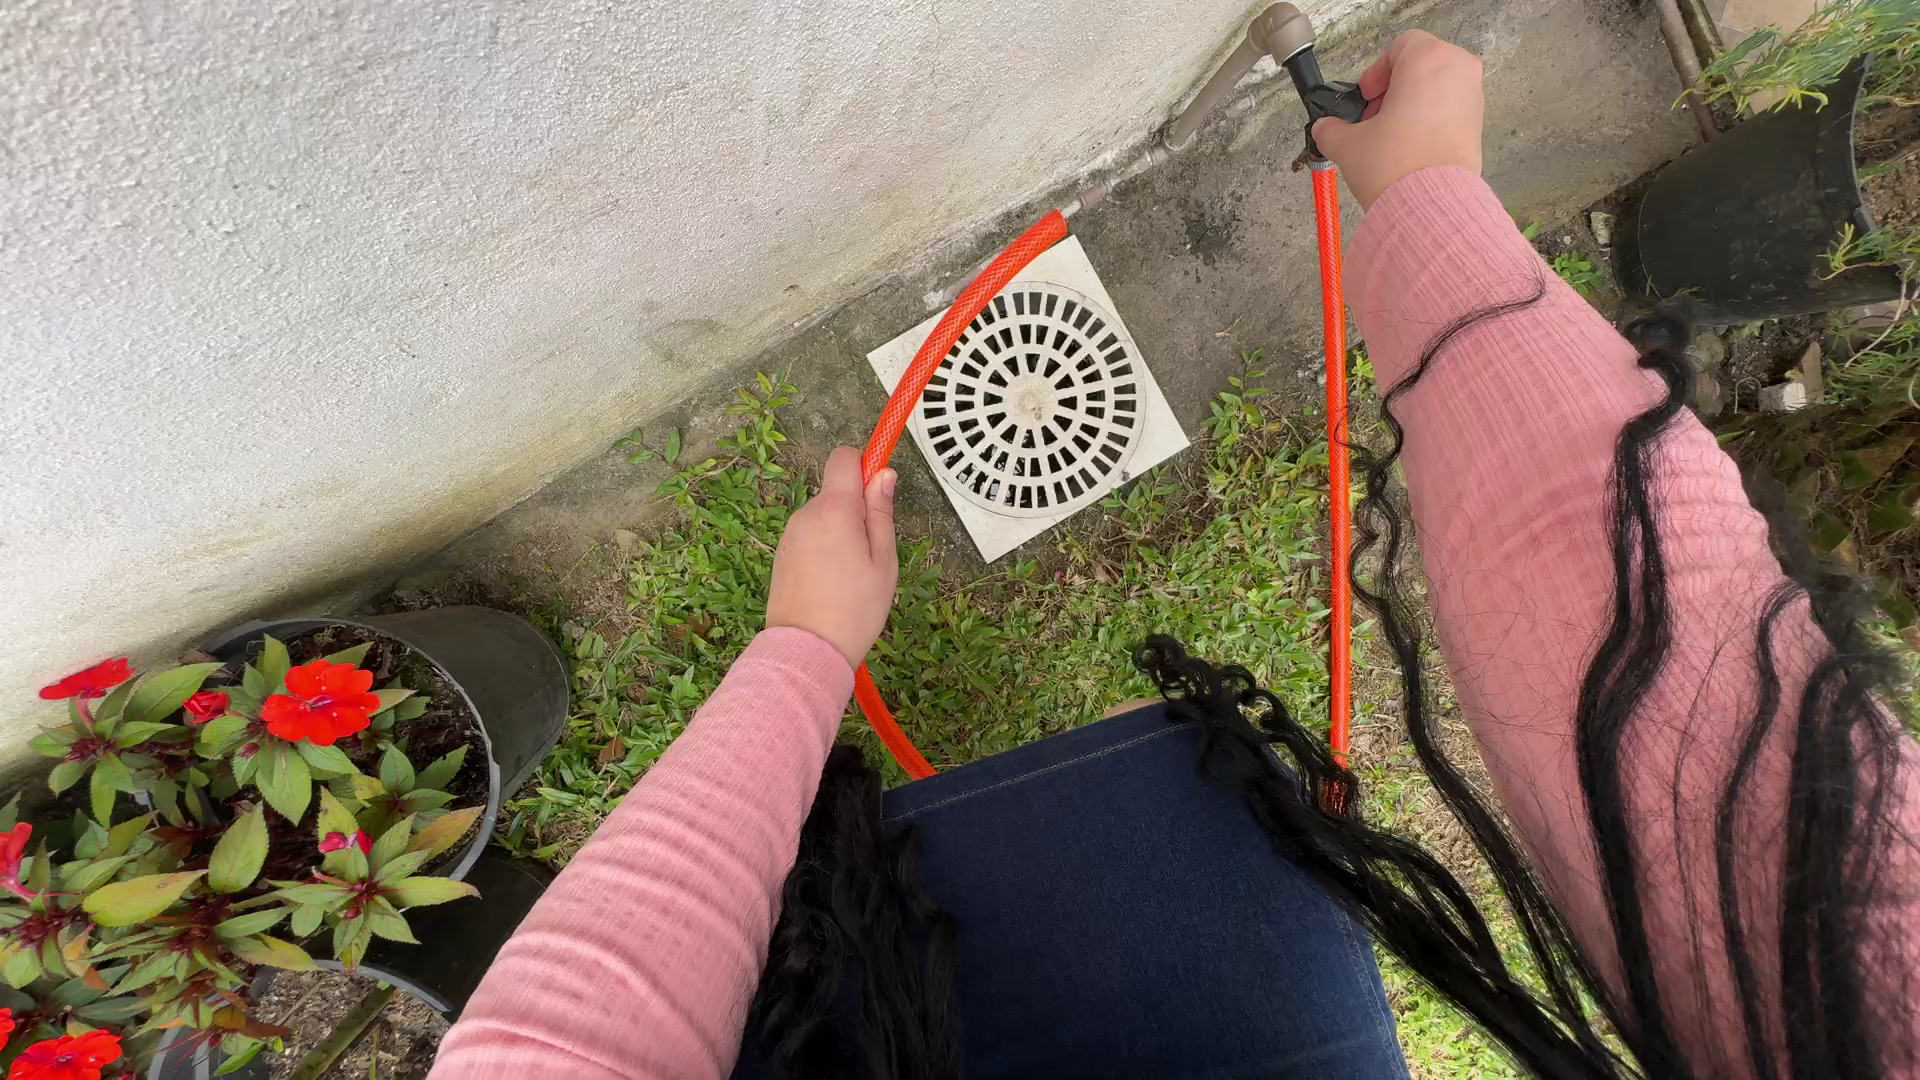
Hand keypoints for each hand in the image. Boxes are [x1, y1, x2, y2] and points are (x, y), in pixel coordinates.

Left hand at [767, 447, 898, 668]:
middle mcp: (806, 515)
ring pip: (824, 517)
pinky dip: (824, 550)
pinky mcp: (781, 555)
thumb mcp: (884, 561)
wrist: (807, 651)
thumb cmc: (856, 608)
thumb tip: (883, 474)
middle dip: (857, 511)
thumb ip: (882, 513)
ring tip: (852, 576)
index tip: (879, 493)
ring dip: (840, 533)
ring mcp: (789, 535)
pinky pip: (810, 537)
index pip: (844, 458)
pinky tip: (832, 584)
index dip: (865, 466)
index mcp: (834, 510)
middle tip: (872, 554)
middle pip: (836, 492)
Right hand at [1311, 31, 1484, 208]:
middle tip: (1371, 121)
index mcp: (1427, 61)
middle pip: (1420, 65)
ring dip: (1408, 106)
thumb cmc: (1393, 166)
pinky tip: (1405, 151)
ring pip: (1435, 87)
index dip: (1375, 72)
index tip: (1363, 98)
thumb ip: (1331, 130)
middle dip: (1392, 90)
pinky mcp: (1476, 122)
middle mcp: (1457, 69)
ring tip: (1387, 140)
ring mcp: (1472, 95)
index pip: (1400, 46)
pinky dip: (1426, 121)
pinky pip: (1447, 109)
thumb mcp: (1347, 145)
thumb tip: (1325, 129)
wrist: (1426, 204)